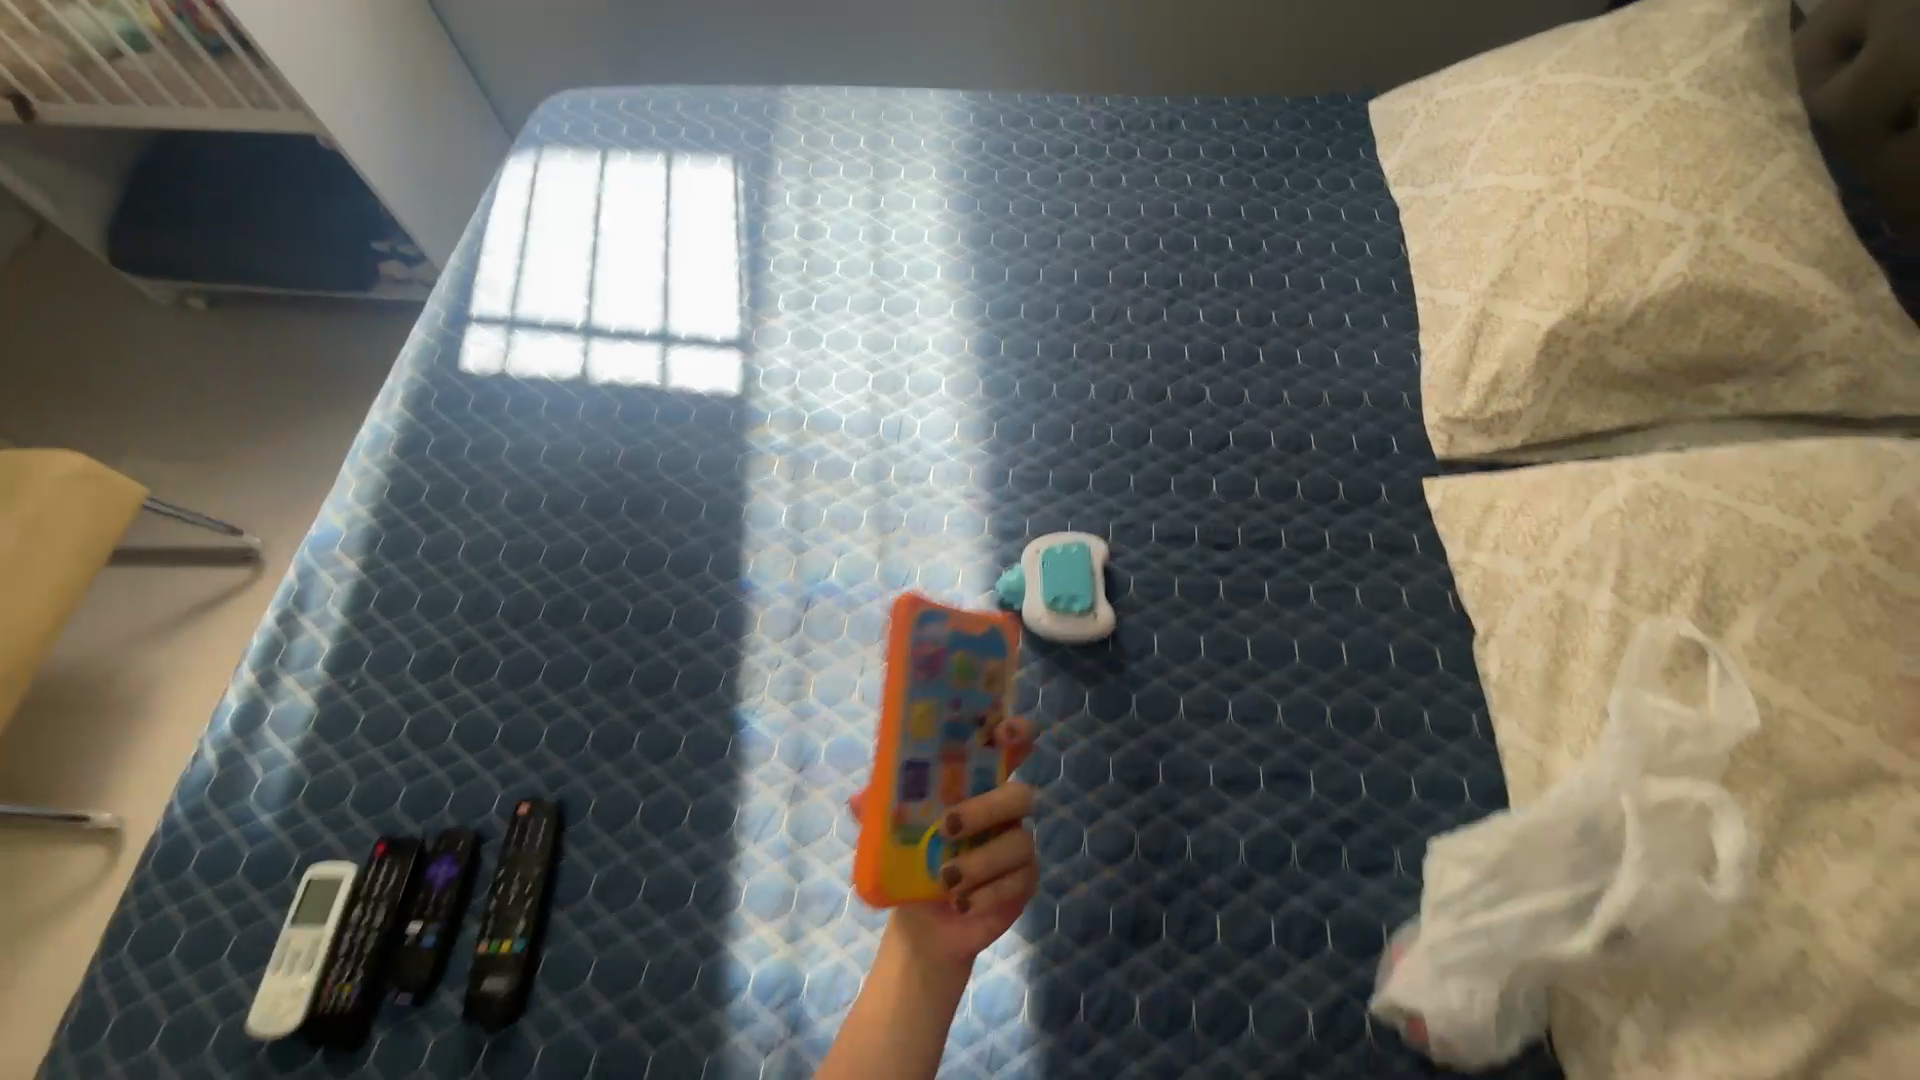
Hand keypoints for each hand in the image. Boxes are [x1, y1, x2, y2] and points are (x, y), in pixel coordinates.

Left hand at [849, 717, 1039, 969]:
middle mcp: (1003, 811)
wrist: (923, 923)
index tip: (1004, 732)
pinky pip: (1017, 882)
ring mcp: (1017, 845)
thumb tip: (858, 799)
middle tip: (947, 826)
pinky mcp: (1023, 883)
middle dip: (986, 808)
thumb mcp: (889, 834)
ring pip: (1019, 843)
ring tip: (946, 880)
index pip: (1006, 749)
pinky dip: (987, 894)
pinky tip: (961, 903)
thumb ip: (878, 813)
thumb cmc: (912, 861)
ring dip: (981, 861)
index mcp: (976, 786)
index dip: (1014, 733)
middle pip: (1019, 795)